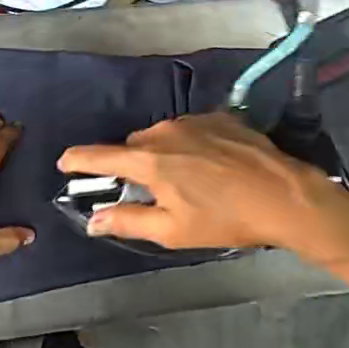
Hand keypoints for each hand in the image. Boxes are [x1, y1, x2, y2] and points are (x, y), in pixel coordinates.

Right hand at [56, 112, 348, 255]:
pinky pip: (191, 129)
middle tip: (146, 189)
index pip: (101, 155)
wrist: (283, 194)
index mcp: (150, 160)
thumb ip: (129, 220)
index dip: (79, 159)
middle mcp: (167, 131)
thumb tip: (94, 219)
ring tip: (184, 179)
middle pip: (134, 145)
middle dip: (131, 164)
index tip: (65, 161)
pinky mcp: (221, 117)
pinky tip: (209, 165)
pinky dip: (189, 144)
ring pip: (163, 135)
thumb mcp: (173, 230)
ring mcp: (196, 120)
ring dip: (162, 153)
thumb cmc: (225, 218)